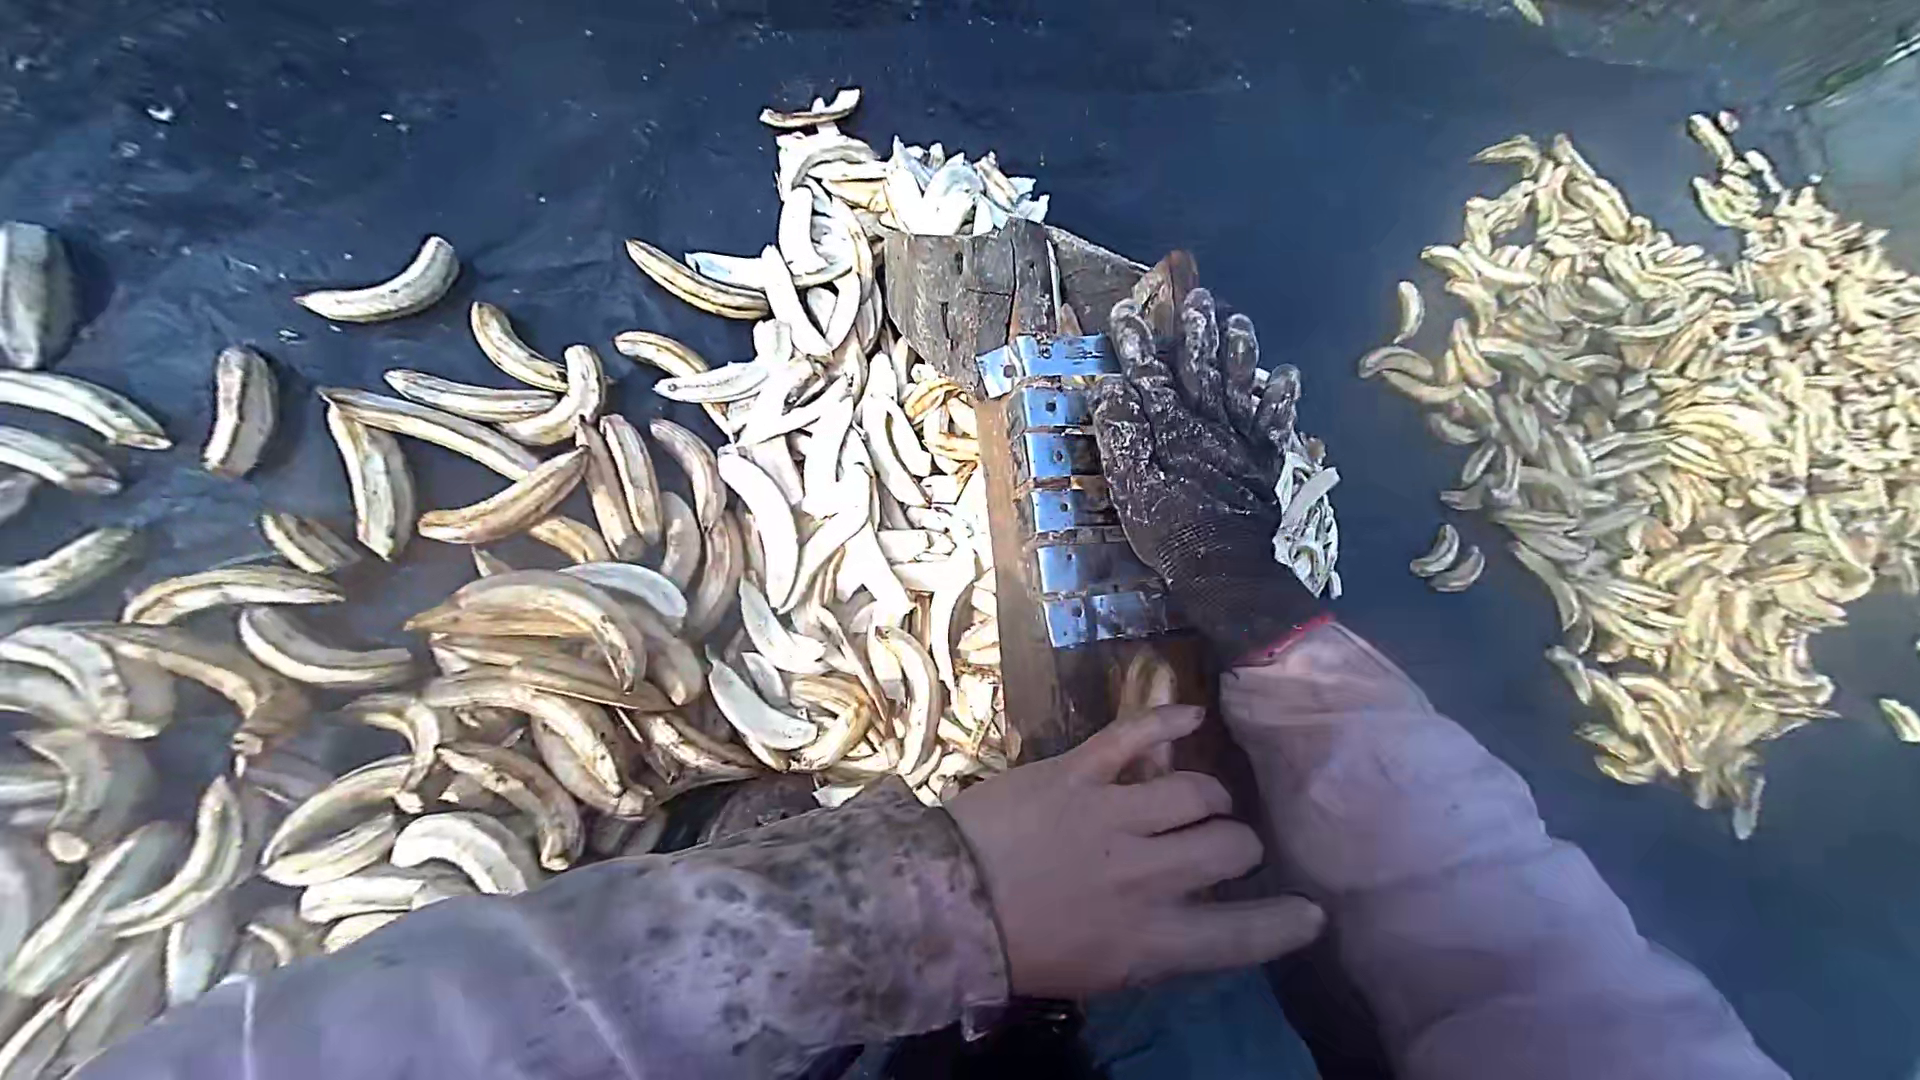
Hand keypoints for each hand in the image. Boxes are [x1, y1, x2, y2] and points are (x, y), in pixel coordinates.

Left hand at [946, 705, 1323, 998]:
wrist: (950, 894)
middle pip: (1228, 845)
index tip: (1311, 910)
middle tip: (1228, 840)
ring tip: (1203, 796)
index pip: (1242, 935)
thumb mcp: (1099, 967)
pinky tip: (1193, 716)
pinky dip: (1168, 721)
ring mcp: (1111, 814)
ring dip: (1209, 793)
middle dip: (1240, 842)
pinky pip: (1134, 736)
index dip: (1285, 922)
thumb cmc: (1022, 943)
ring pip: (1195, 791)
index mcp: (1149, 939)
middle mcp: (1143, 874)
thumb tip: (1195, 911)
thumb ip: (1156, 941)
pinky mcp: (1078, 770)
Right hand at [1094, 258, 1325, 659]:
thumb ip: (1122, 438)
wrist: (1227, 568)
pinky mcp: (1265, 458)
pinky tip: (1286, 374)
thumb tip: (1109, 391)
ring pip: (1241, 383)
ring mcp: (1241, 439)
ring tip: (1239, 319)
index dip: (1136, 344)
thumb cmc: (1171, 532)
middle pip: (1200, 369)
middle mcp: (1208, 424)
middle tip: (1195, 297)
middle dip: (1195, 332)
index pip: (1148, 376)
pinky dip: (1282, 396)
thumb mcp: (1131, 490)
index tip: (1124, 313)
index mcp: (1171, 431)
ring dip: (1240, 350)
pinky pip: (1276, 419)